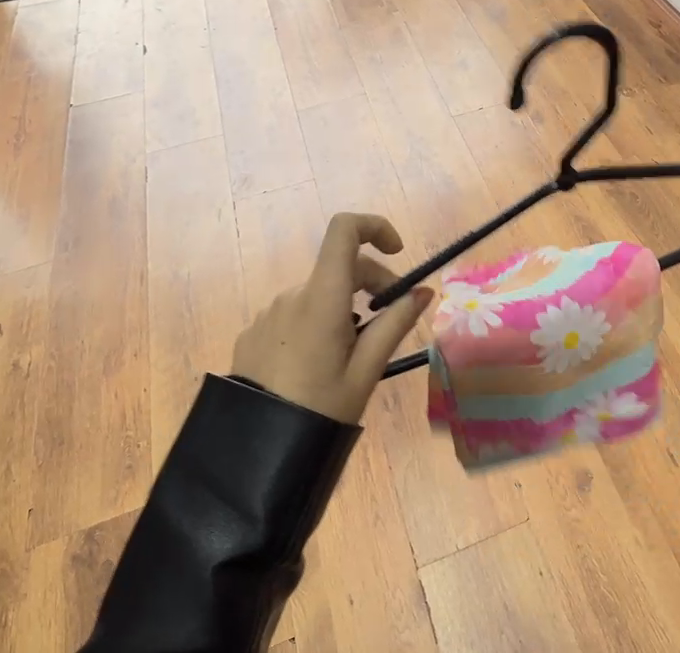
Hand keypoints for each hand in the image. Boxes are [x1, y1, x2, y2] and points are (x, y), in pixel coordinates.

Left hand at [231, 213, 435, 423]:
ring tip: (355, 353)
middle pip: (340, 267)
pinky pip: (295, 314)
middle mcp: (292, 295)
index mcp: (322, 298)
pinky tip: (320, 364)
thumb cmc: (320, 409)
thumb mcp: (366, 370)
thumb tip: (424, 290)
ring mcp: (269, 313)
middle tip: (393, 319)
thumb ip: (396, 323)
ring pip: (319, 294)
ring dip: (344, 307)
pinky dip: (317, 323)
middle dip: (373, 282)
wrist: (255, 451)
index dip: (374, 226)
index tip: (397, 251)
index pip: (344, 230)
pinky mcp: (255, 332)